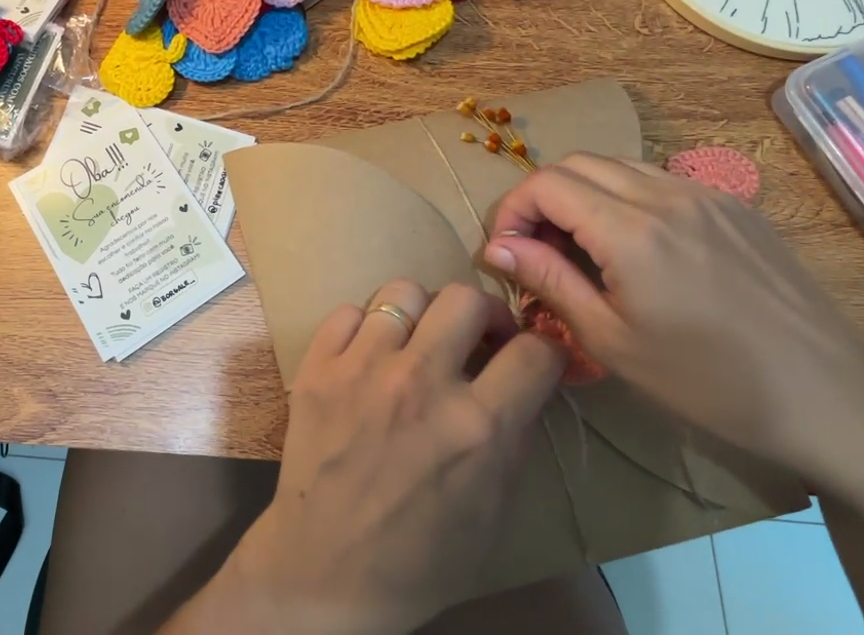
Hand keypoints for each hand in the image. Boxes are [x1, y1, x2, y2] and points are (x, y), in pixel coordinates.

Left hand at [171, 279, 563, 634]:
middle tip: (477, 338)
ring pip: (403, 292)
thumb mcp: (493, 509)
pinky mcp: (318, 368)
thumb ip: (513, 436)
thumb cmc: (420, 556)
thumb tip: (526, 383)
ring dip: (421, 314)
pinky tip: (369, 354)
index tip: (533, 359)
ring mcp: (363, 369)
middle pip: (466, 298)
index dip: (545, 351)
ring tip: (417, 341)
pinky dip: (364, 326)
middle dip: (484, 313)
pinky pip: (348, 312)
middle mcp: (422, 383)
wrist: (327, 571)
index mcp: (477, 426)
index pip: (535, 350)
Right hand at [480, 153, 863, 487]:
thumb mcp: (612, 341)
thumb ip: (549, 281)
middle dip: (540, 198)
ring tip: (580, 250)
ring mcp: (708, 196)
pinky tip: (635, 250)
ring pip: (618, 166)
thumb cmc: (708, 384)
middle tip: (536, 252)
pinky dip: (625, 199)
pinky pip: (660, 182)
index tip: (503, 255)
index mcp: (632, 229)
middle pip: (576, 163)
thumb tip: (495, 246)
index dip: (510, 211)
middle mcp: (667, 194)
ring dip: (582, 194)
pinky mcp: (737, 209)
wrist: (830, 402)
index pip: (545, 183)